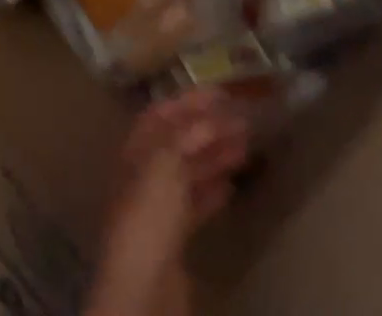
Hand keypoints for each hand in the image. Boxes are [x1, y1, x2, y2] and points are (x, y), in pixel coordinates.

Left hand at [89, 92, 249, 315]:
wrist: (141, 288)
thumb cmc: (149, 218)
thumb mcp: (165, 166)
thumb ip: (187, 136)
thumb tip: (211, 116)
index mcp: (136, 155)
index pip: (159, 116)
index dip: (187, 101)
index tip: (221, 93)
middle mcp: (143, 177)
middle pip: (178, 143)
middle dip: (209, 128)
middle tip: (243, 119)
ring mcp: (157, 208)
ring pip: (189, 173)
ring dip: (216, 156)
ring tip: (246, 146)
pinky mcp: (173, 237)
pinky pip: (195, 205)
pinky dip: (213, 191)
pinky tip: (231, 186)